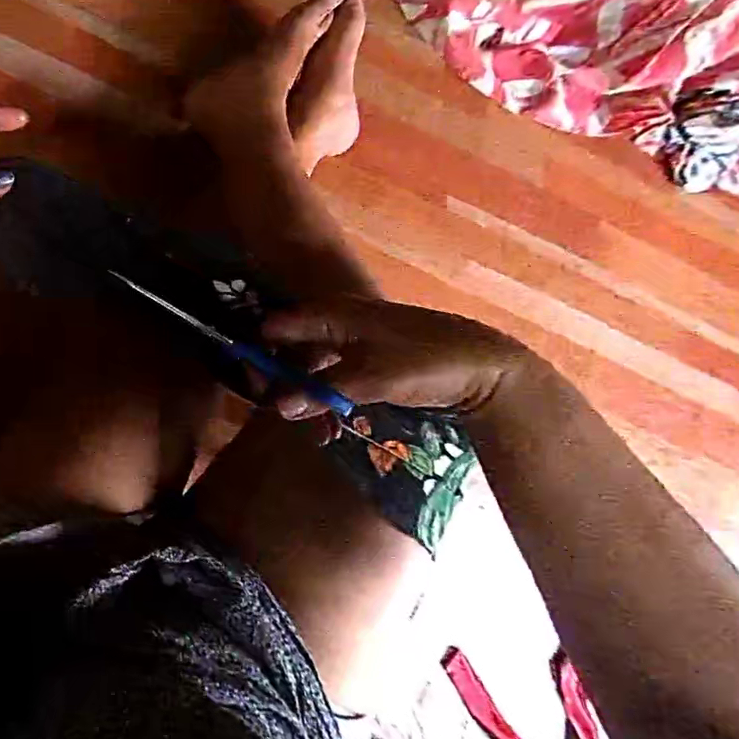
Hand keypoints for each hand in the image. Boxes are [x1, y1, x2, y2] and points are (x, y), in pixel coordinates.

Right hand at [262, 295, 541, 418]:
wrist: (486, 366)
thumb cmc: (424, 362)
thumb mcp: (368, 379)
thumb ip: (320, 391)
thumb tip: (276, 407)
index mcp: (332, 313)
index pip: (276, 325)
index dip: (258, 351)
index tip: (252, 384)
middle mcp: (338, 318)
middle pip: (292, 343)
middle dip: (281, 377)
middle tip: (276, 408)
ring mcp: (356, 335)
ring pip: (314, 359)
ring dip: (305, 390)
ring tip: (308, 425)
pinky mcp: (371, 353)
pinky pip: (334, 368)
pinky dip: (326, 391)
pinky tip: (329, 418)